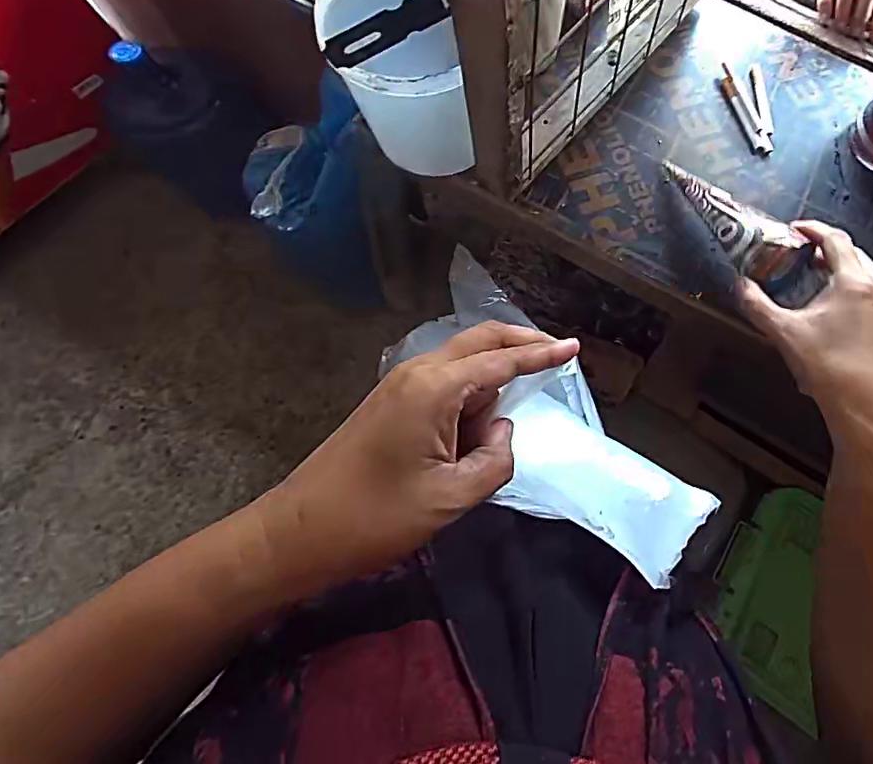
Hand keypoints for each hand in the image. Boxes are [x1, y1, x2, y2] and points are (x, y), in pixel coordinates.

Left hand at [257, 322, 578, 585]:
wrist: (299, 530)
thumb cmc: (375, 517)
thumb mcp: (450, 498)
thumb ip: (494, 460)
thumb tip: (502, 430)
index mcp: (434, 388)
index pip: (501, 360)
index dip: (541, 353)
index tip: (573, 347)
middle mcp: (417, 372)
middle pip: (479, 341)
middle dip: (519, 345)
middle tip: (555, 355)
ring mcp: (399, 384)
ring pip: (460, 364)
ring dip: (488, 382)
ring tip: (490, 437)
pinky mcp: (389, 402)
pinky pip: (441, 383)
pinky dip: (466, 396)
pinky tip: (468, 432)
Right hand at [736, 221, 872, 447]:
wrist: (869, 415)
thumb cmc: (830, 371)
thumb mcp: (784, 333)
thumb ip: (757, 304)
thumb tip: (740, 286)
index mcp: (855, 284)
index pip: (836, 239)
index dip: (814, 230)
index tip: (797, 230)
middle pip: (856, 257)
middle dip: (828, 253)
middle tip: (804, 259)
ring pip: (871, 281)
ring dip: (845, 277)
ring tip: (821, 290)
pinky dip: (860, 302)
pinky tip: (842, 322)